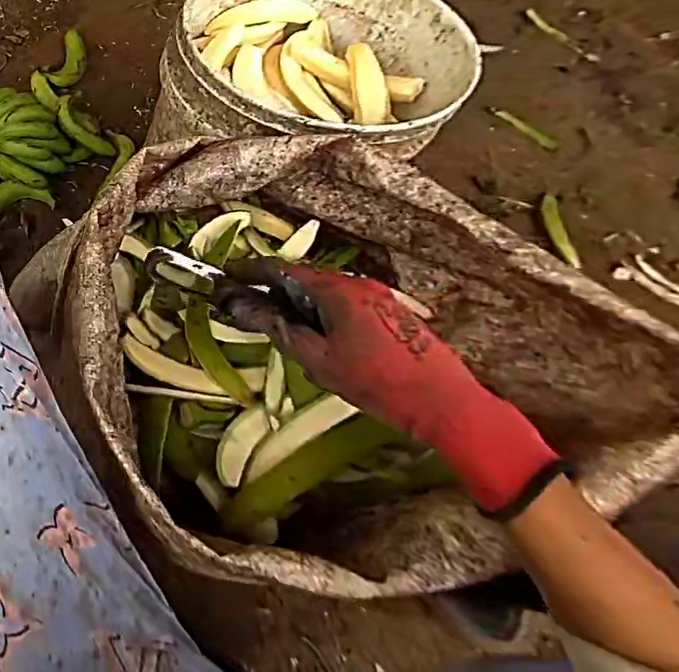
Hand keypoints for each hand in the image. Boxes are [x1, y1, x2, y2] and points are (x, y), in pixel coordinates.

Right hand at [213, 261, 560, 516]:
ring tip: (284, 329)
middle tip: (250, 309)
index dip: (247, 272)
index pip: (279, 270)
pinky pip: (344, 304)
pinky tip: (319, 338)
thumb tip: (238, 304)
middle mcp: (357, 285)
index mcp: (335, 290)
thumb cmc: (378, 384)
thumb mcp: (317, 359)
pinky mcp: (391, 313)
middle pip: (301, 280)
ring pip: (323, 293)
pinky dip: (321, 313)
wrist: (453, 409)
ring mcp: (378, 297)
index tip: (225, 276)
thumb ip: (276, 327)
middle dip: (272, 292)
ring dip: (298, 305)